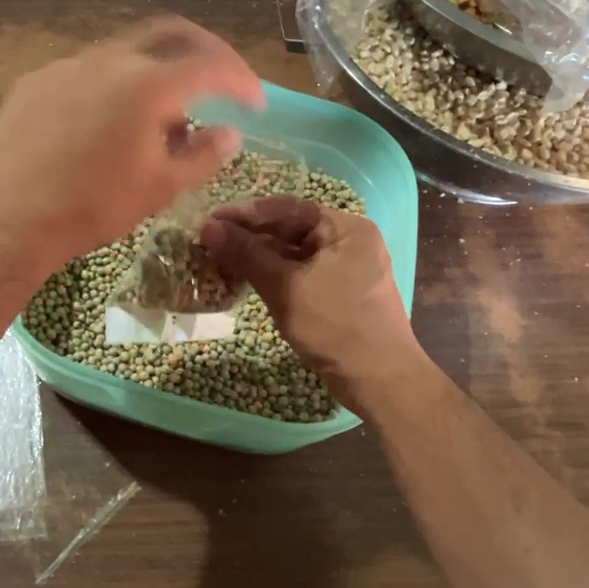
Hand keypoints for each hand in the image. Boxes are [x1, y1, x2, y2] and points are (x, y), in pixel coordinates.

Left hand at [0, 17, 264, 275]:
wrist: (9, 220)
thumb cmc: (94, 208)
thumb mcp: (160, 188)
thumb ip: (203, 154)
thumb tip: (230, 133)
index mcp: (148, 84)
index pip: (211, 64)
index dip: (240, 80)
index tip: (254, 104)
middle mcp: (109, 60)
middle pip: (170, 35)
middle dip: (203, 54)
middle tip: (218, 83)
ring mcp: (67, 66)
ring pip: (124, 54)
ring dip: (153, 75)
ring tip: (157, 119)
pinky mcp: (34, 82)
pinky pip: (84, 73)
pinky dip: (110, 88)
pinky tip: (104, 124)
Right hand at [199, 196, 414, 398]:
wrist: (379, 379)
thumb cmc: (335, 326)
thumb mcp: (285, 287)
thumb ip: (246, 254)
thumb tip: (209, 227)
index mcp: (346, 228)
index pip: (288, 208)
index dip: (245, 213)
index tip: (210, 221)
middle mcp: (349, 240)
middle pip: (291, 228)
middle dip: (250, 235)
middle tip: (209, 242)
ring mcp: (347, 268)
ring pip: (294, 253)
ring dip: (259, 256)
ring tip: (221, 260)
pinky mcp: (340, 292)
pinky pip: (301, 273)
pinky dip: (274, 274)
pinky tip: (247, 280)